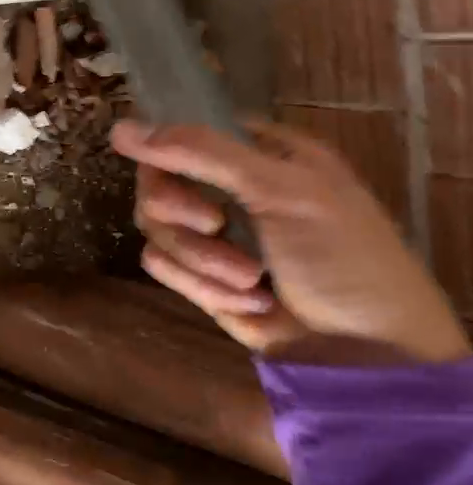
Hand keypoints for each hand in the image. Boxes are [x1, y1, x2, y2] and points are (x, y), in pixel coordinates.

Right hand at [112, 119, 469, 364]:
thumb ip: (202, 152)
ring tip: (248, 279)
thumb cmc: (345, 260)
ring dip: (198, 256)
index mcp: (263, 157)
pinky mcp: (198, 272)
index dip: (166, 148)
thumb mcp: (285, 192)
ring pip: (153, 222)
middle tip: (213, 226)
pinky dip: (199, 283)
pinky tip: (247, 300)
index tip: (167, 168)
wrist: (367, 355)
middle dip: (179, 210)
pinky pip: (159, 261)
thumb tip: (118, 129)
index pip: (186, 132)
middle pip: (156, 180)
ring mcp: (214, 233)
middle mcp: (233, 190)